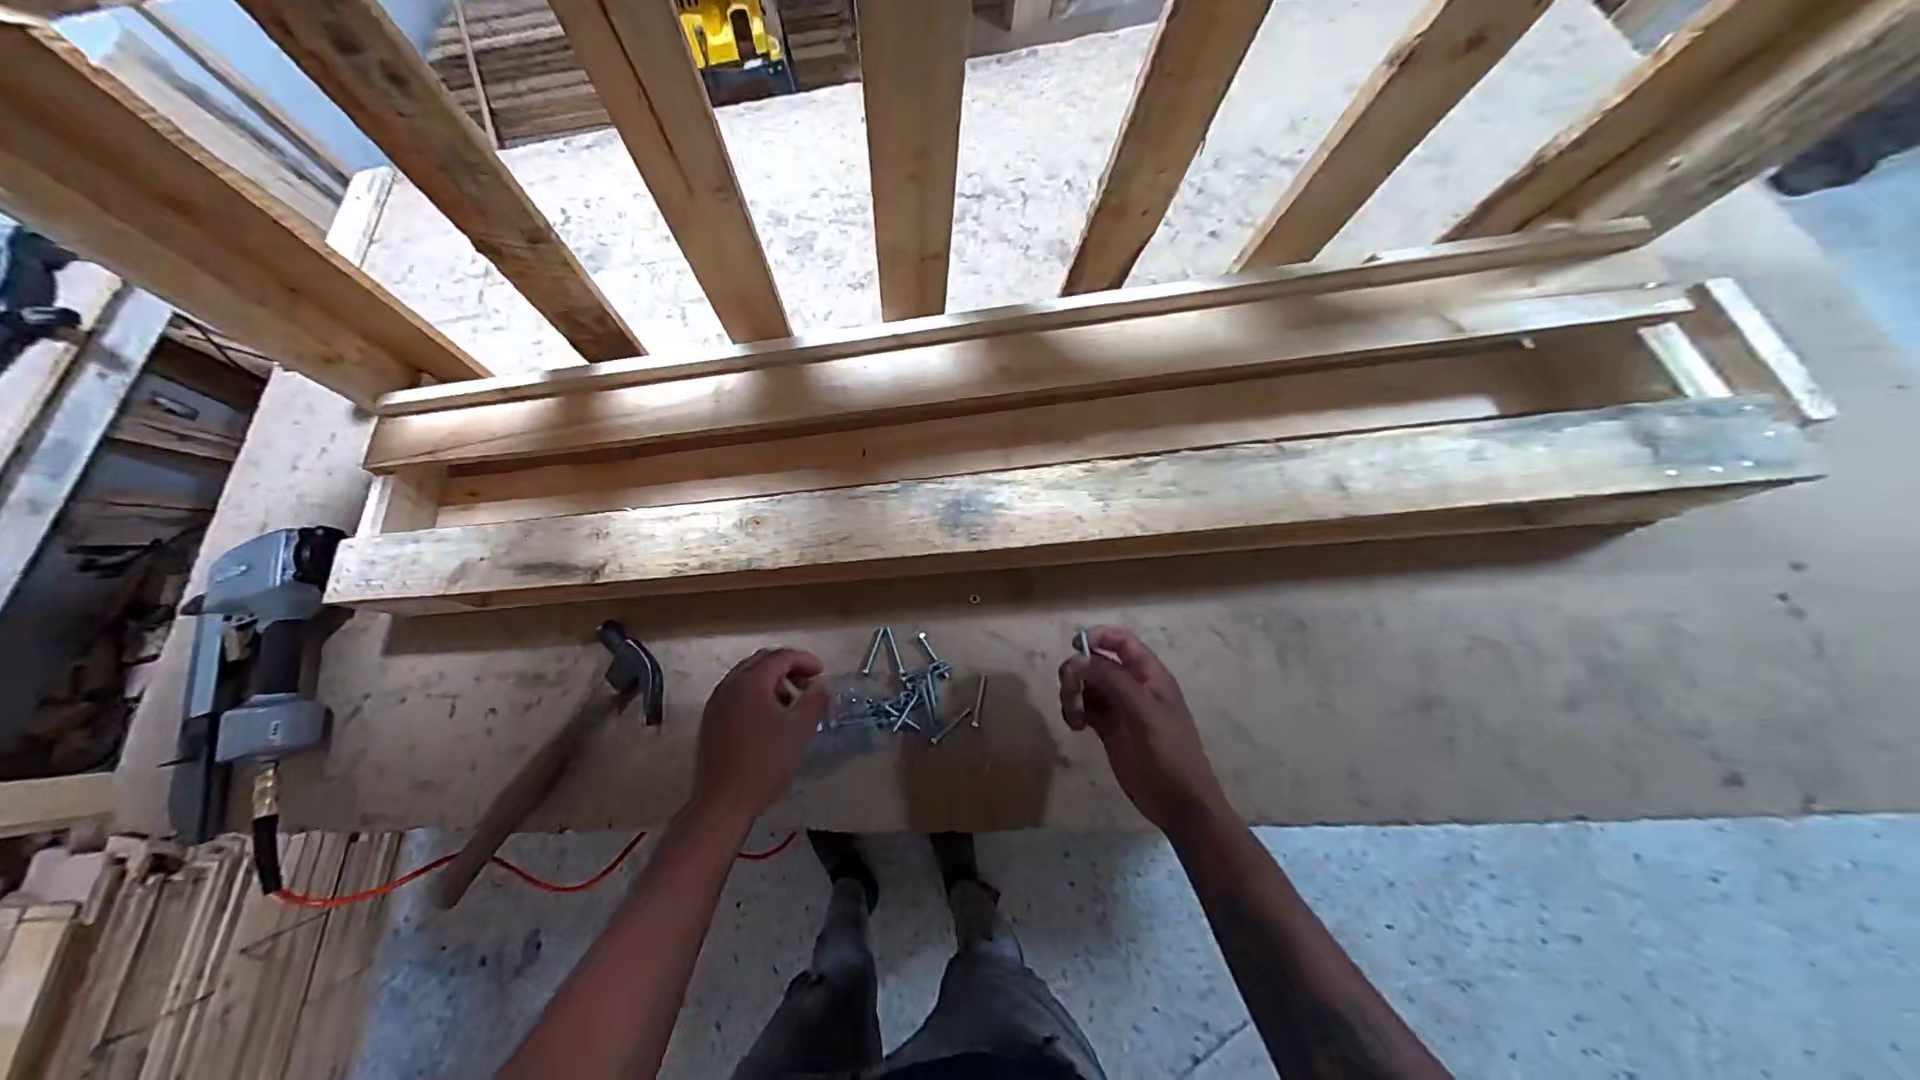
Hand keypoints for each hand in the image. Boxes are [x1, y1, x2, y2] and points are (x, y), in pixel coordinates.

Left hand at [692, 648, 829, 820]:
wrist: (723, 801)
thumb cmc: (764, 763)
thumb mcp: (798, 730)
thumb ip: (813, 701)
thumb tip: (821, 685)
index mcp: (750, 682)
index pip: (781, 657)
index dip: (805, 660)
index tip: (821, 673)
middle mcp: (729, 685)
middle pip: (762, 661)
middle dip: (788, 667)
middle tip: (808, 683)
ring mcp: (716, 702)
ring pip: (747, 677)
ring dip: (772, 681)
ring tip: (792, 702)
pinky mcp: (711, 719)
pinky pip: (736, 693)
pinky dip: (756, 694)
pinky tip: (769, 717)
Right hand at [1059, 627, 1230, 836]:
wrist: (1179, 801)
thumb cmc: (1170, 751)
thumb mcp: (1144, 710)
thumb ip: (1112, 680)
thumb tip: (1077, 659)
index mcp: (1149, 675)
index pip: (1122, 642)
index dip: (1098, 637)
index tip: (1075, 647)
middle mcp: (1132, 686)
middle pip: (1097, 663)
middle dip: (1078, 671)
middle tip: (1070, 691)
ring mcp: (1119, 708)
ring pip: (1086, 686)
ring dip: (1073, 694)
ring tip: (1074, 717)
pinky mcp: (1108, 729)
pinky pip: (1084, 709)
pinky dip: (1074, 712)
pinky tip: (1075, 726)